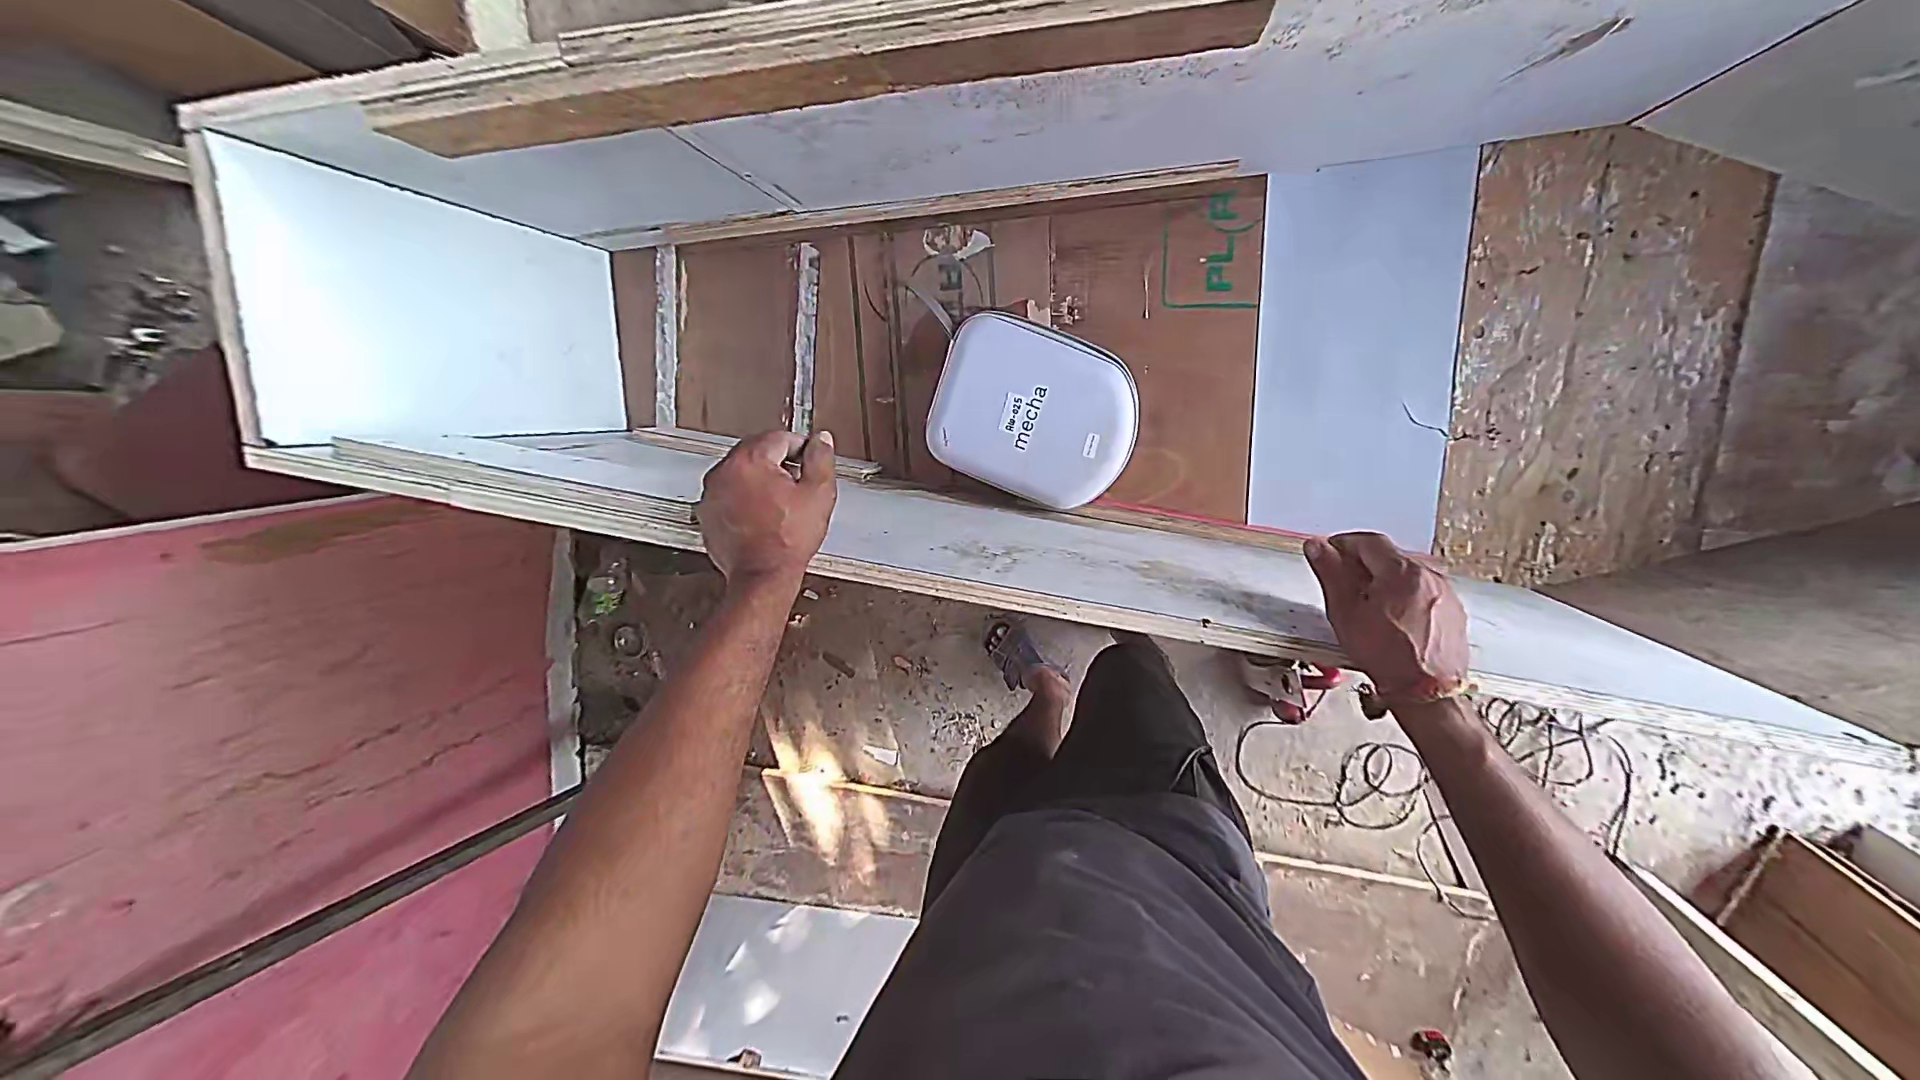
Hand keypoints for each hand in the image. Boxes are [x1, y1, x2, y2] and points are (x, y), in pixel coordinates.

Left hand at [698, 430, 836, 589]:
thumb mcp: (818, 494)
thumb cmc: (786, 542)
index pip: (778, 437)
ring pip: (741, 473)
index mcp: (750, 461)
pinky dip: (744, 500)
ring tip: (781, 504)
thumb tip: (821, 441)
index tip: (808, 460)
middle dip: (779, 464)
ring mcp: (712, 494)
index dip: (800, 448)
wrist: (763, 576)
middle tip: (797, 485)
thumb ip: (821, 459)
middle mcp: (724, 472)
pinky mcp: (707, 514)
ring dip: (760, 481)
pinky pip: (729, 495)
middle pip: (756, 452)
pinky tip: (764, 516)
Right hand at [1304, 531, 1467, 702]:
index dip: (1343, 543)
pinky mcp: (1452, 609)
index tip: (1329, 552)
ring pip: (1405, 572)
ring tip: (1365, 603)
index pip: (1368, 540)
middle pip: (1388, 555)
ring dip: (1383, 578)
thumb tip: (1317, 547)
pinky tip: (1388, 616)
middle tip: (1341, 579)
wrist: (1427, 691)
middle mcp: (1429, 575)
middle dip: (1361, 562)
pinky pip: (1421, 589)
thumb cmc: (1387, 655)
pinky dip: (1402, 593)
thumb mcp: (1344, 611)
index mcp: (1401, 571)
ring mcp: (1444, 592)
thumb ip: (1330, 573)